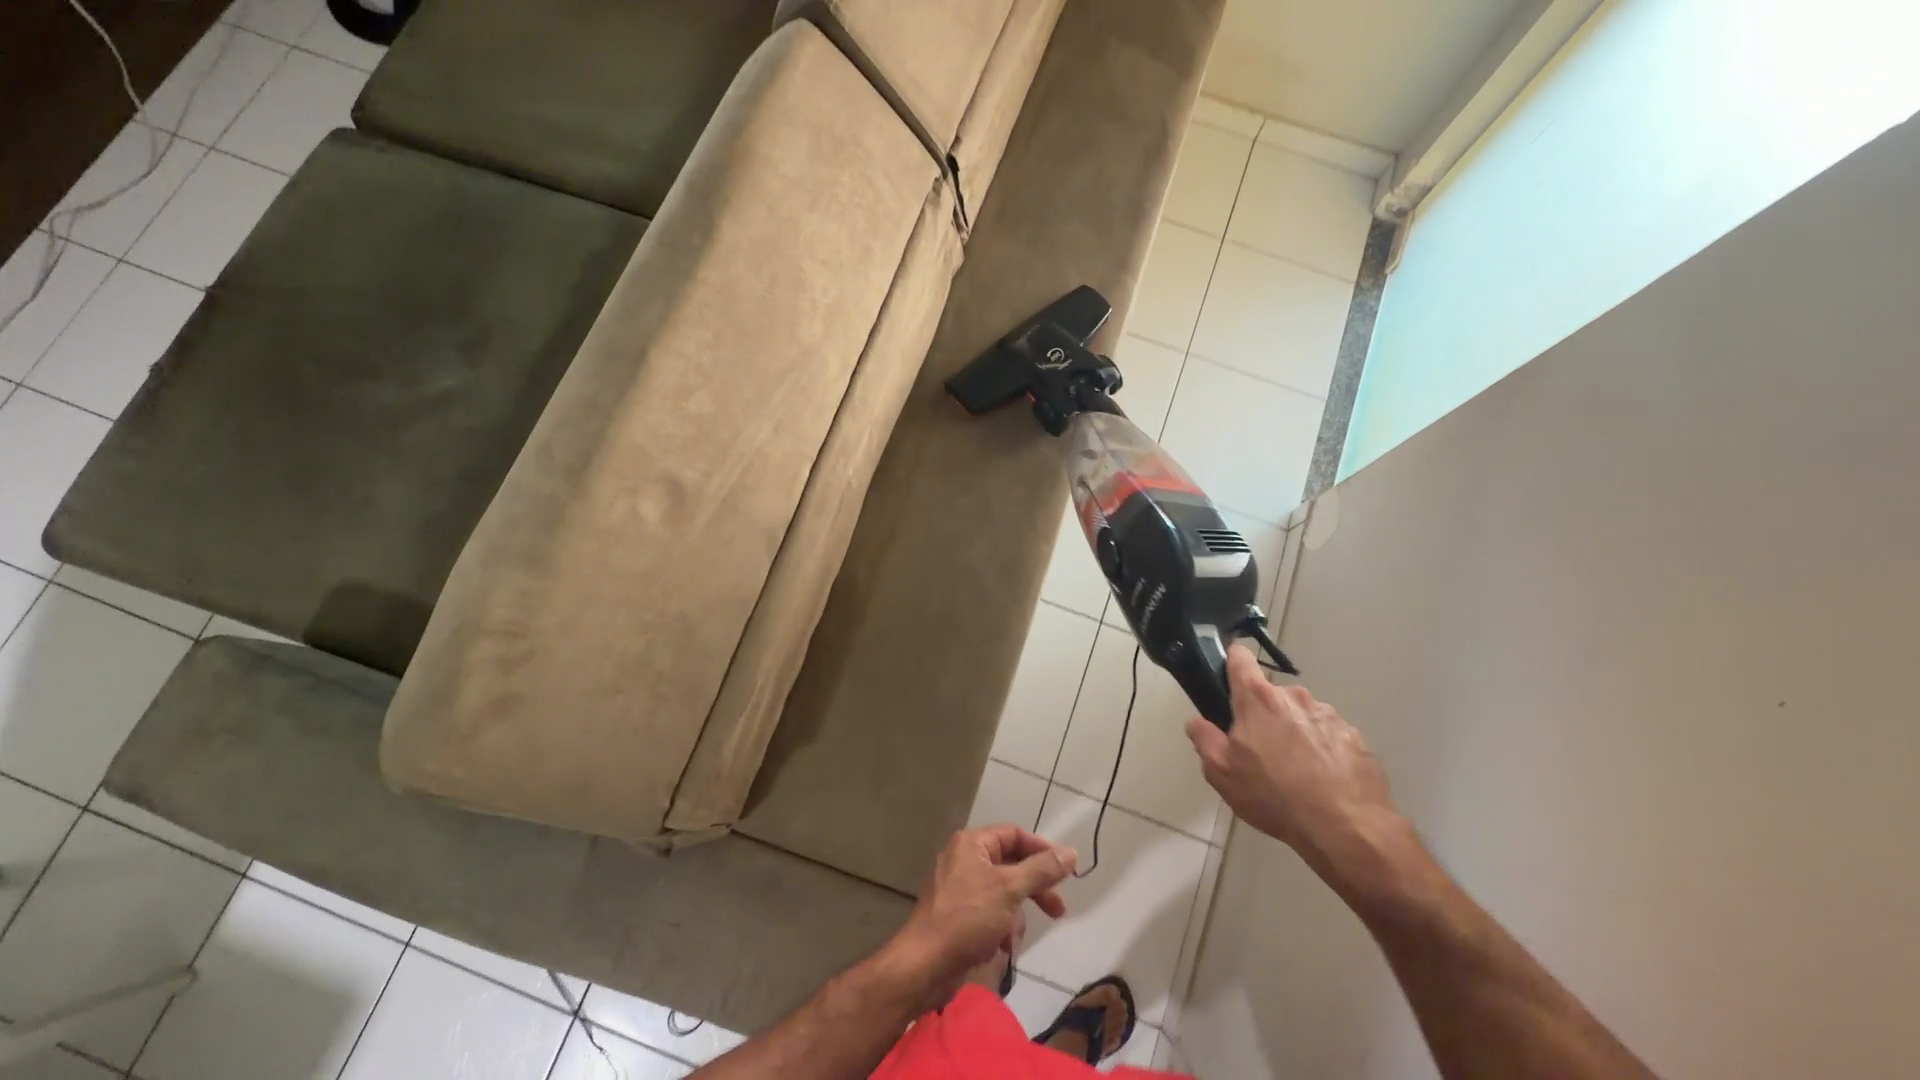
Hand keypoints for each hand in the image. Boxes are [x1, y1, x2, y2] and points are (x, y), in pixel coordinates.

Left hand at [888, 825, 1076, 1001]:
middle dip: (1033, 890)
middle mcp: (964, 860)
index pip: (1015, 835)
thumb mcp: (1010, 890)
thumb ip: (1042, 870)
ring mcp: (959, 889)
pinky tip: (996, 948)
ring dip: (1013, 917)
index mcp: (972, 844)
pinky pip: (988, 914)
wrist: (925, 964)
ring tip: (1010, 937)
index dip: (1042, 850)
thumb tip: (1071, 852)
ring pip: (1002, 895)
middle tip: (1058, 910)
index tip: (1066, 871)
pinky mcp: (957, 915)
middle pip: (1011, 866)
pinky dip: (998, 929)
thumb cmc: (967, 918)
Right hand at [1186, 646, 1401, 867]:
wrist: (1344, 825)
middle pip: (1271, 696)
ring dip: (1295, 734)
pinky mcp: (1354, 737)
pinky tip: (1321, 782)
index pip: (1240, 659)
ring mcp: (1329, 715)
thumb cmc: (1274, 796)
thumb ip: (1204, 740)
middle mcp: (1295, 697)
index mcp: (1258, 700)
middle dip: (1264, 717)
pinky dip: (1323, 752)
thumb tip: (1197, 722)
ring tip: (1296, 774)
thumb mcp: (1222, 774)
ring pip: (1301, 717)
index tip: (1229, 681)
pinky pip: (1329, 737)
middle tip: (1260, 753)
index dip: (1232, 664)